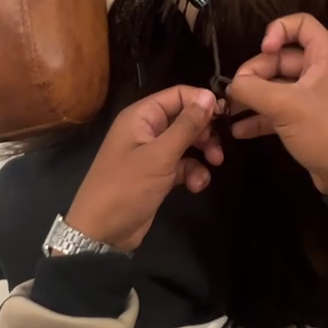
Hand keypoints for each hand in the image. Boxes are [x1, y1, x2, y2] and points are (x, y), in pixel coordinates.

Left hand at [65, 85, 223, 251]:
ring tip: (214, 166)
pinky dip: (193, 173)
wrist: (102, 232)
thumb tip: (208, 95)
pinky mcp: (157, 175)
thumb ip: (186, 125)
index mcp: (141, 116)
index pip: (177, 95)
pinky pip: (182, 166)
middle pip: (184, 119)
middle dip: (205, 132)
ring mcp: (151, 154)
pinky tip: (196, 186)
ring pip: (186, 144)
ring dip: (202, 154)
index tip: (225, 115)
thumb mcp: (160, 155)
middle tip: (219, 147)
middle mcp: (146, 130)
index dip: (201, 101)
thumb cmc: (126, 186)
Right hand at [224, 14, 327, 195]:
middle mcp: (320, 71)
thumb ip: (254, 90)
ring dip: (252, 96)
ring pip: (276, 86)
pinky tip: (239, 130)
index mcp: (326, 56)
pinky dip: (260, 117)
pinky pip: (278, 110)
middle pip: (280, 59)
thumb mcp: (286, 106)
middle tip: (234, 92)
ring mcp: (312, 97)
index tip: (262, 51)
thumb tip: (232, 85)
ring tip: (229, 110)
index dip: (277, 31)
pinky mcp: (306, 120)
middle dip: (254, 73)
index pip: (301, 24)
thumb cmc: (326, 131)